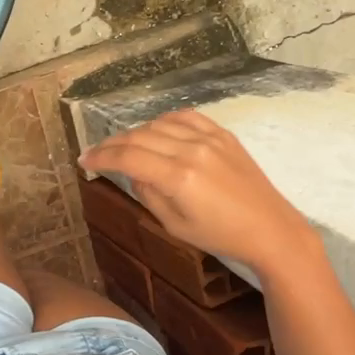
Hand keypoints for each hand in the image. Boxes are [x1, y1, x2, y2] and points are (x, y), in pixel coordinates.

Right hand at [79, 109, 314, 271]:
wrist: (269, 229)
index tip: (84, 161)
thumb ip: (149, 196)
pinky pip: (186, 117)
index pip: (128, 158)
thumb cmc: (220, 236)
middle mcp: (191, 151)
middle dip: (112, 144)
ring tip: (122, 145)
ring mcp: (209, 139)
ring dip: (135, 132)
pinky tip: (155, 129)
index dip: (101, 157)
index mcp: (178, 178)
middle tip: (96, 154)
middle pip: (139, 137)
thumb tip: (133, 175)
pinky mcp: (223, 135)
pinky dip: (164, 121)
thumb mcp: (175, 225)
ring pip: (159, 125)